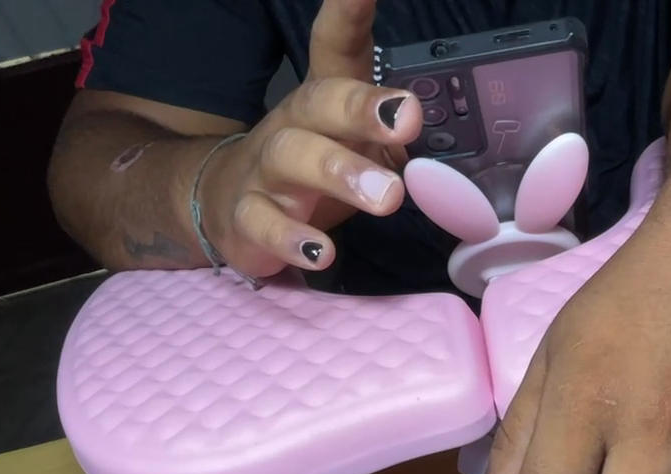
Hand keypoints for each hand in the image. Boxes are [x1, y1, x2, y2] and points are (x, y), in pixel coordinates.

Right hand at [198, 0, 419, 276]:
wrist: (228, 205)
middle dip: (363, 108)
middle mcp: (293, 126)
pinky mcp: (248, 219)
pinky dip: (294, 239)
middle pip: (321, 104)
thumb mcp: (350, 140)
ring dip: (341, 174)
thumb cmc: (310, 171)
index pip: (337, 48)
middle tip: (407, 118)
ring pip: (295, 160)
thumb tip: (442, 128)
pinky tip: (322, 253)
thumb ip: (387, 128)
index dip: (350, 13)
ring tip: (388, 198)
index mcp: (324, 102)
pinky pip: (266, 226)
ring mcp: (266, 172)